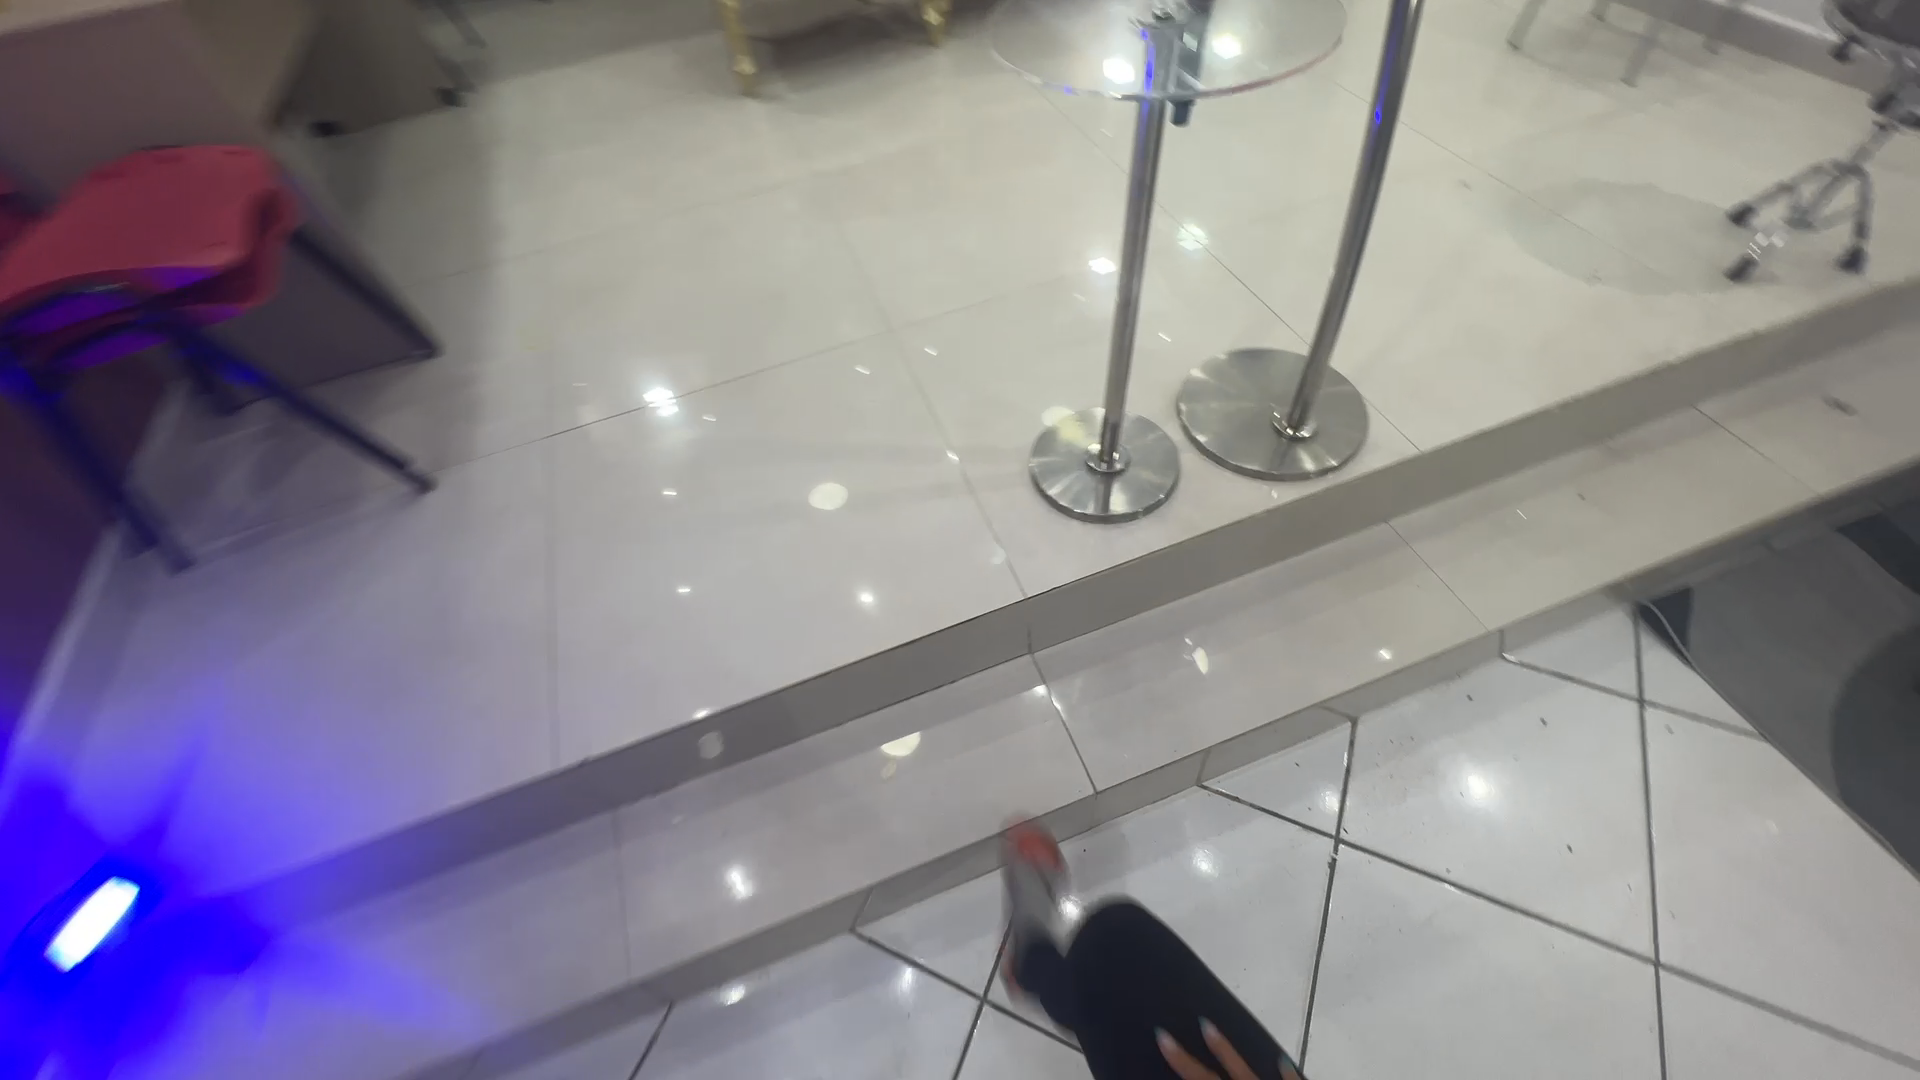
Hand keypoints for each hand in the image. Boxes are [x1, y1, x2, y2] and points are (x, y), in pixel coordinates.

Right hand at [1156, 1020, 1303, 1079]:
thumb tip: (1201, 1078)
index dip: (1180, 1063)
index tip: (1161, 1039)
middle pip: (1214, 1079)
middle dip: (1188, 1060)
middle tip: (1164, 1034)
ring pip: (1247, 1073)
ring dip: (1226, 1052)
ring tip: (1208, 1026)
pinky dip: (1288, 1075)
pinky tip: (1282, 1061)